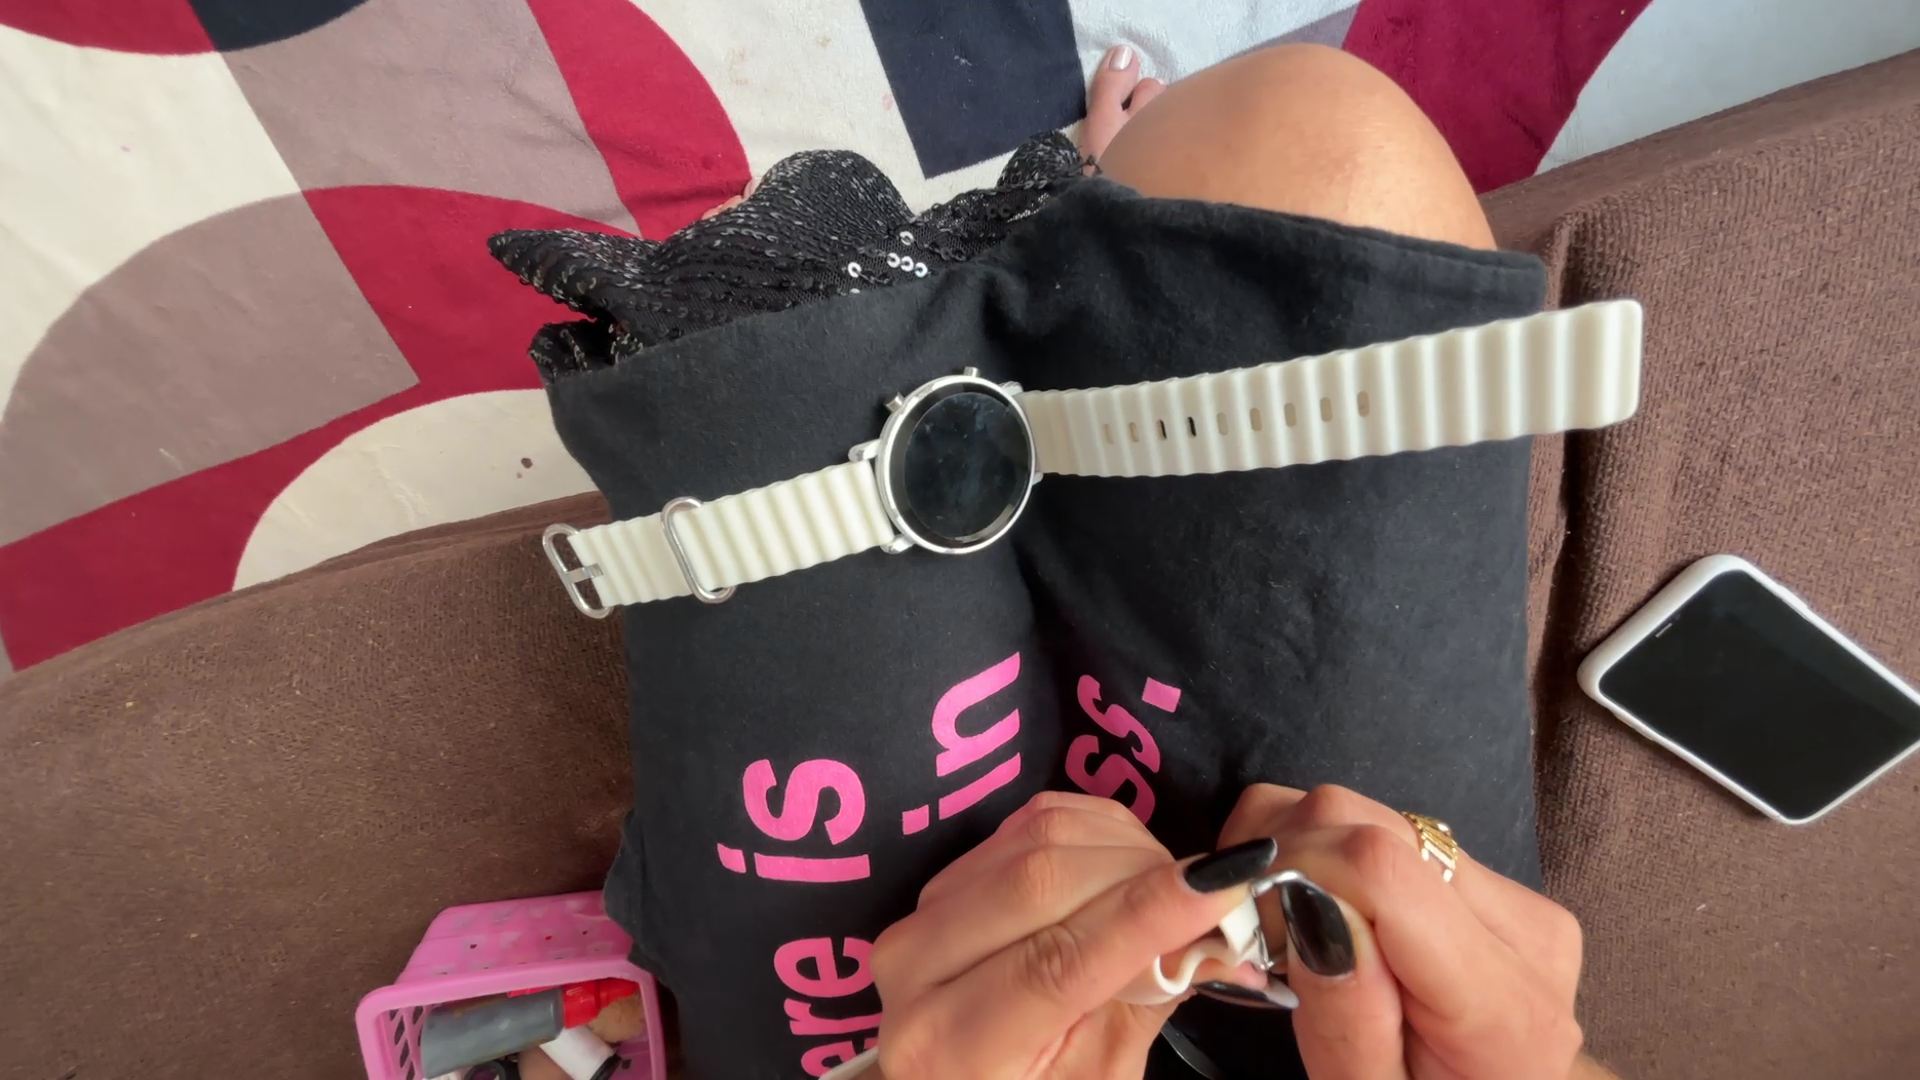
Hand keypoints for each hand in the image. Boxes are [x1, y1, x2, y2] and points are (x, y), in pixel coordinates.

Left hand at [869, 792, 1276, 1078]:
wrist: (952, 1077)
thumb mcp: (1097, 1077)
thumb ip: (1147, 998)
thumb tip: (1219, 931)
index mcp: (949, 1045)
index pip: (1056, 961)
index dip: (1144, 913)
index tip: (1222, 882)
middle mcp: (914, 961)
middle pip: (1040, 879)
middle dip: (1139, 870)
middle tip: (1206, 884)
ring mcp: (926, 903)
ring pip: (1036, 835)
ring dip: (1121, 845)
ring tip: (1169, 879)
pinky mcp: (950, 869)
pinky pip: (1029, 820)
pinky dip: (1093, 827)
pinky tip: (1126, 856)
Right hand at [1218, 785, 1588, 1079]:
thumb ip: (1344, 1016)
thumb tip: (1304, 899)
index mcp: (1503, 1002)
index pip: (1381, 870)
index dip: (1297, 876)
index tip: (1267, 936)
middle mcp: (1512, 919)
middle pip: (1355, 822)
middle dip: (1284, 865)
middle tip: (1272, 941)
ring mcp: (1492, 881)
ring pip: (1346, 806)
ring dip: (1288, 851)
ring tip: (1293, 927)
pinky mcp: (1459, 859)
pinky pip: (1353, 809)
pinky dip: (1301, 838)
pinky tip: (1309, 899)